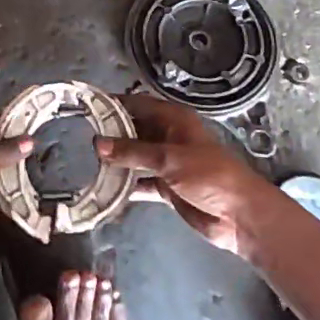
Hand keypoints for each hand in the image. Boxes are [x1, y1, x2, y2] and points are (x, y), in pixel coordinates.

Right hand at [96, 95, 284, 255]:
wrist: (239, 215)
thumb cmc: (209, 176)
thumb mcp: (169, 159)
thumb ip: (132, 152)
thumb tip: (97, 144)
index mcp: (173, 120)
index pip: (137, 104)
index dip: (113, 104)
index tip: (87, 107)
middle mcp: (168, 136)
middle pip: (134, 130)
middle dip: (111, 134)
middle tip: (80, 137)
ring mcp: (168, 163)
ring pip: (135, 156)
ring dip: (117, 161)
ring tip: (87, 162)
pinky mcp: (167, 186)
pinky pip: (141, 181)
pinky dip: (126, 184)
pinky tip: (106, 188)